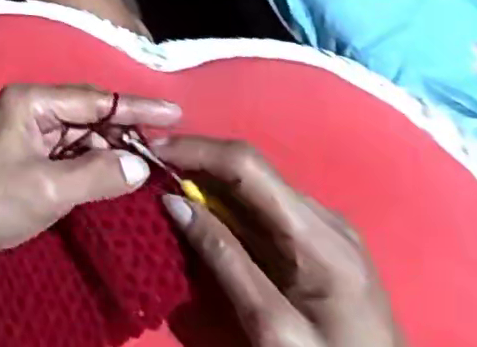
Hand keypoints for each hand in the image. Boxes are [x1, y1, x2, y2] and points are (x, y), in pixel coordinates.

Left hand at [0, 85, 180, 272]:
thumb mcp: (52, 189)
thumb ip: (99, 173)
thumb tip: (139, 163)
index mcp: (29, 101)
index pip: (92, 99)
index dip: (134, 107)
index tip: (175, 111)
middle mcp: (26, 105)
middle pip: (86, 111)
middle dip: (124, 127)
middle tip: (169, 142)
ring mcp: (24, 126)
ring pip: (78, 130)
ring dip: (110, 145)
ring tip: (151, 157)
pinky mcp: (24, 149)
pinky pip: (66, 146)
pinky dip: (92, 157)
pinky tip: (118, 168)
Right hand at [158, 136, 403, 346]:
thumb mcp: (273, 330)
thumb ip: (224, 261)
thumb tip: (172, 199)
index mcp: (321, 238)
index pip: (248, 163)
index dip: (195, 148)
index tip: (149, 152)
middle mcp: (326, 219)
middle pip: (249, 168)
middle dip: (195, 163)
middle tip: (149, 173)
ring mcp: (327, 229)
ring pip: (253, 184)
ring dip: (207, 182)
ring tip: (167, 192)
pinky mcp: (321, 242)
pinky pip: (263, 206)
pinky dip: (226, 202)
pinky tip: (203, 217)